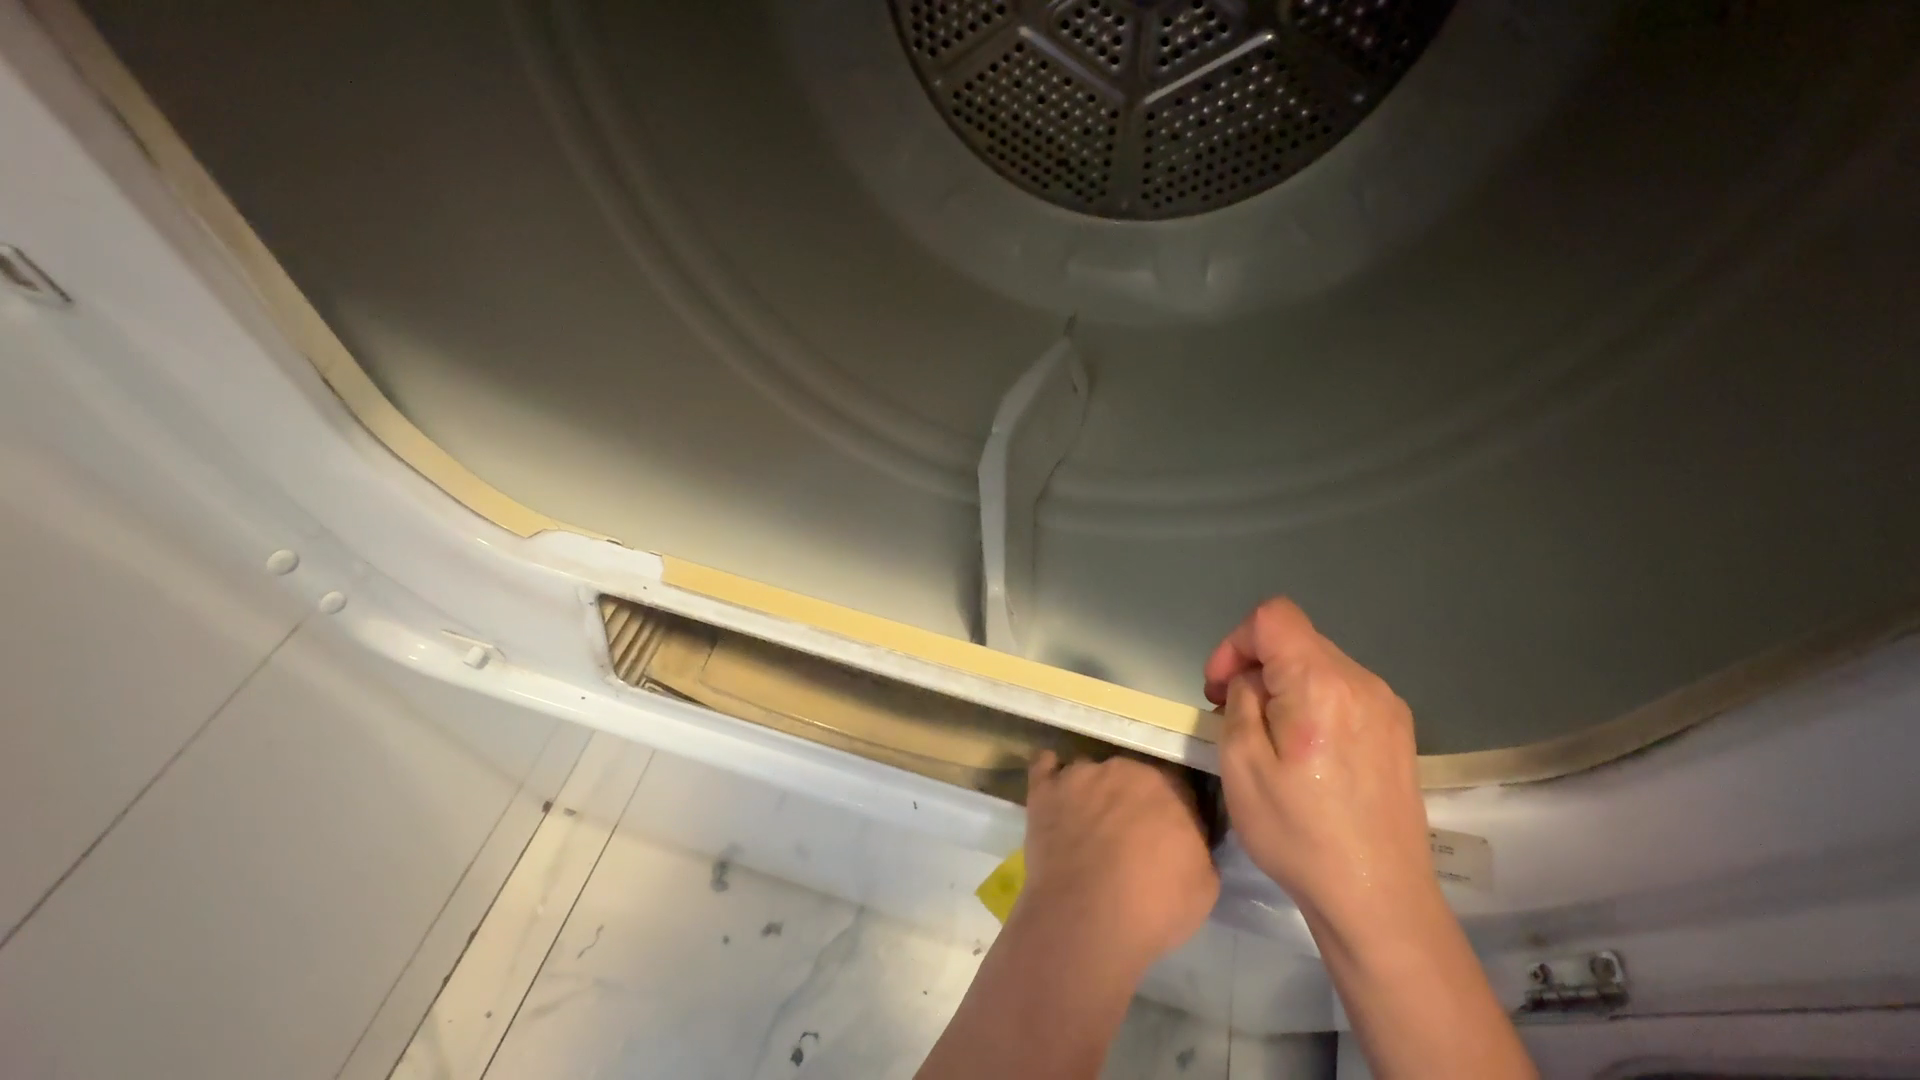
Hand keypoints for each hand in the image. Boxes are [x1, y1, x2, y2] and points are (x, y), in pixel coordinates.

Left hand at [1017, 752, 1220, 970]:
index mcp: (1167, 787)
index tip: (1169, 838)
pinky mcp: (1044, 791)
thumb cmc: (1154, 906)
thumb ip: (1197, 846)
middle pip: (1130, 778)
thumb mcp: (1205, 884)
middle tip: (1127, 837)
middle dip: (1131, 801)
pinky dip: (1050, 774)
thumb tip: (1185, 838)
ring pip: (1090, 774)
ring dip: (1093, 793)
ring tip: (1088, 826)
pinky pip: (1045, 767)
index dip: (1173, 814)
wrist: (1086, 920)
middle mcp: (1122, 769)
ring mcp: (1079, 776)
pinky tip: (1053, 789)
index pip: (1177, 789)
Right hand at [1203, 598, 1434, 931]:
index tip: (1219, 688)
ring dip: (1284, 687)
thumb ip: (1241, 703)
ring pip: (1320, 666)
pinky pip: (1344, 693)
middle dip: (1256, 666)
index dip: (1235, 642)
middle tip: (1231, 715)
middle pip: (1297, 640)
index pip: (1273, 617)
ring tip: (1268, 739)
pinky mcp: (1397, 732)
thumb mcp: (1242, 765)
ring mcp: (1387, 706)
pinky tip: (1306, 754)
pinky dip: (1313, 704)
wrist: (1377, 898)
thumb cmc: (1299, 833)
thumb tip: (1254, 682)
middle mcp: (1362, 682)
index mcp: (1322, 684)